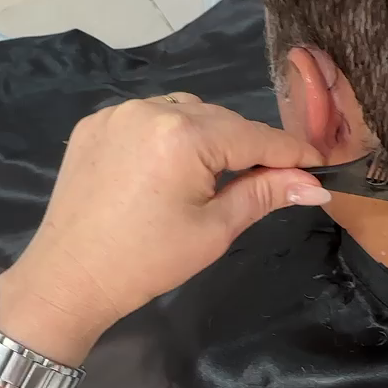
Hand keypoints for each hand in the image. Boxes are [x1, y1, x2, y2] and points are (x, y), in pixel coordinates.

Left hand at [0, 94, 330, 361]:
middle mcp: (150, 108)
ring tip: (212, 177)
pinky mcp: (94, 124)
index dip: (291, 152)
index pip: (254, 136)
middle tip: (268, 181)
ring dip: (208, 137)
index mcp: (183, 135)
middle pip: (221, 119)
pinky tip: (169, 169)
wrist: (69, 279)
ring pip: (185, 112)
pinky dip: (169, 135)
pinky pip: (149, 118)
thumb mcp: (214, 230)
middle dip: (248, 147)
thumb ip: (265, 194)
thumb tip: (315, 185)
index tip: (318, 165)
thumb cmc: (146, 263)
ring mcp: (117, 113)